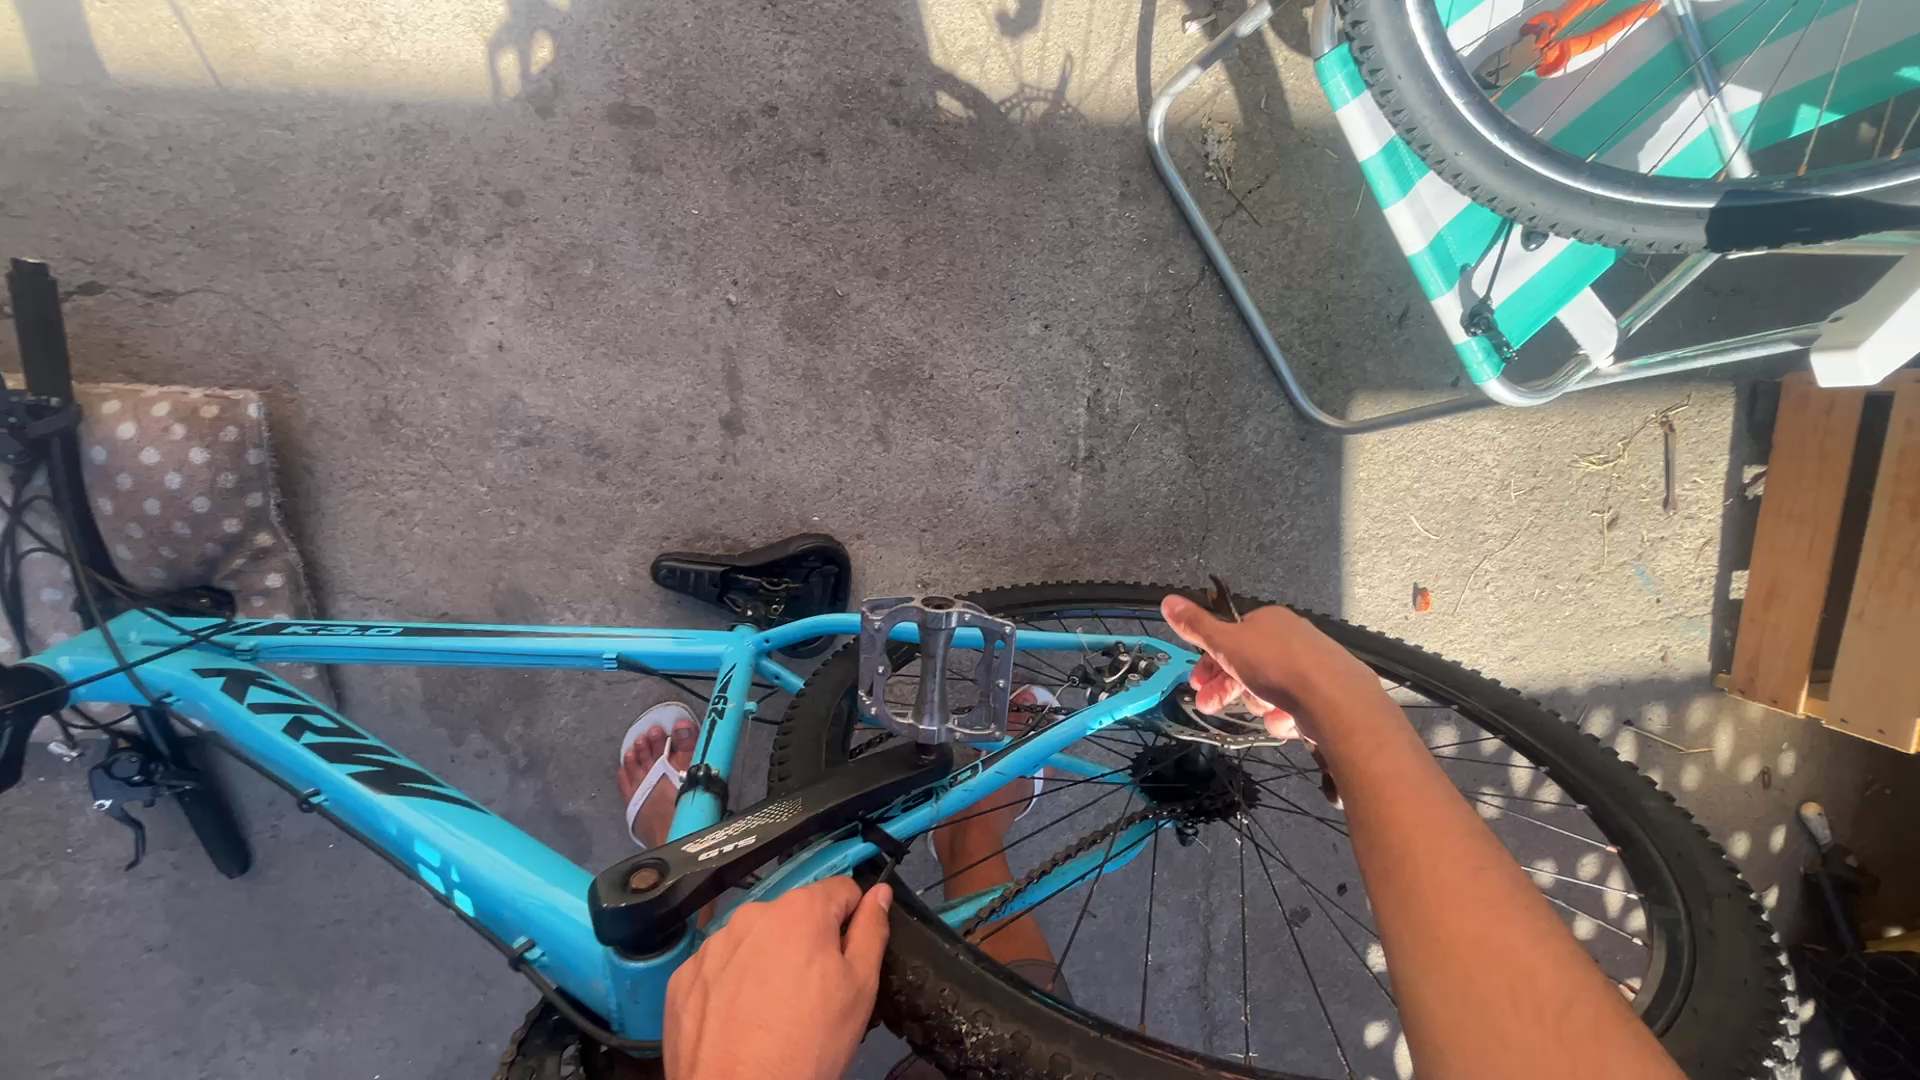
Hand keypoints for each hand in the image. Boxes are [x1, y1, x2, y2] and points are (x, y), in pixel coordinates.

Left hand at [665, 878, 891, 1079]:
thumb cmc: (809, 1044)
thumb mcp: (860, 988)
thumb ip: (872, 930)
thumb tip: (879, 892)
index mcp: (801, 909)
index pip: (842, 890)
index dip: (852, 921)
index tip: (847, 959)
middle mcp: (754, 913)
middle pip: (796, 915)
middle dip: (808, 942)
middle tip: (813, 993)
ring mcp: (714, 944)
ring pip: (757, 939)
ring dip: (769, 959)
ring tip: (773, 1010)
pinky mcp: (684, 976)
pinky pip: (720, 966)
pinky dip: (732, 983)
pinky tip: (739, 1019)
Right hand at [1159, 594, 1379, 743]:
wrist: (1335, 701)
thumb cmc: (1275, 666)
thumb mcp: (1226, 642)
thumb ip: (1196, 626)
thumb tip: (1168, 600)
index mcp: (1268, 621)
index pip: (1230, 638)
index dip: (1209, 661)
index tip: (1197, 683)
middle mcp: (1292, 638)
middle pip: (1248, 664)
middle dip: (1228, 688)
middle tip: (1209, 706)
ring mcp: (1312, 665)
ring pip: (1269, 687)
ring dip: (1259, 702)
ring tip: (1264, 712)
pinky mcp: (1326, 693)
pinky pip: (1293, 705)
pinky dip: (1285, 715)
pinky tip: (1287, 721)